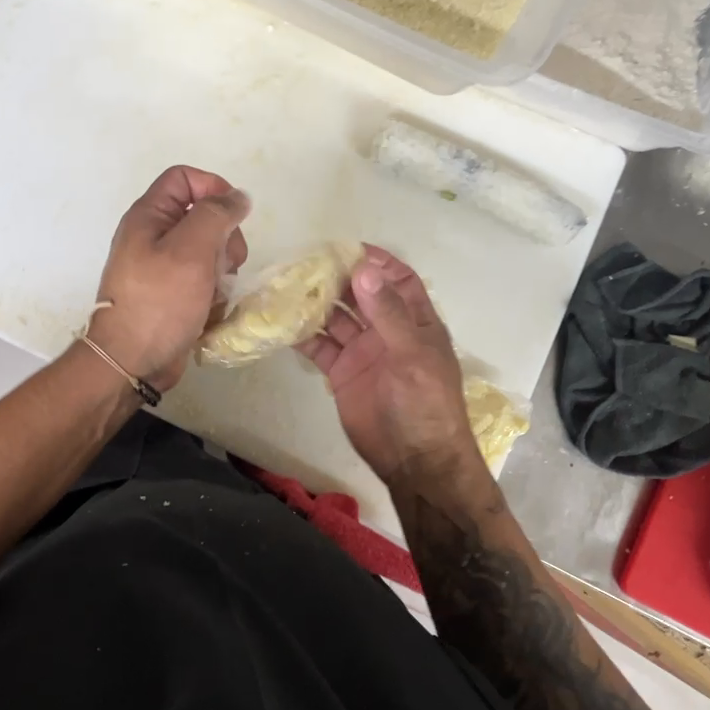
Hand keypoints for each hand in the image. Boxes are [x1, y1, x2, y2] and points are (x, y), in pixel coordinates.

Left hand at [87, 166, 249, 391]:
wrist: (130, 362)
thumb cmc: (158, 302)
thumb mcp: (191, 250)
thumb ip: (216, 215)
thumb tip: (237, 196)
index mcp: (148, 216)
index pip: (184, 179)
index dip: (213, 188)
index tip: (234, 215)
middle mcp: (152, 236)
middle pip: (202, 215)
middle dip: (224, 237)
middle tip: (228, 262)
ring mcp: (161, 268)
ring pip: (208, 251)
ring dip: (222, 269)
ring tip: (216, 291)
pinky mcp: (171, 295)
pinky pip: (203, 281)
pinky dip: (212, 292)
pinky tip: (210, 309)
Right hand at [298, 246, 479, 483]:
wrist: (413, 460)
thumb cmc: (425, 404)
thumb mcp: (412, 354)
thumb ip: (387, 313)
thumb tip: (363, 269)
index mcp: (416, 323)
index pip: (399, 281)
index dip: (378, 263)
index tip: (347, 249)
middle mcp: (388, 332)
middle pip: (362, 295)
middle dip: (338, 278)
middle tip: (307, 264)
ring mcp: (363, 352)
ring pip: (337, 318)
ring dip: (317, 303)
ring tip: (290, 287)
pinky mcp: (342, 372)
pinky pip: (320, 346)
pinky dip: (303, 334)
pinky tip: (284, 322)